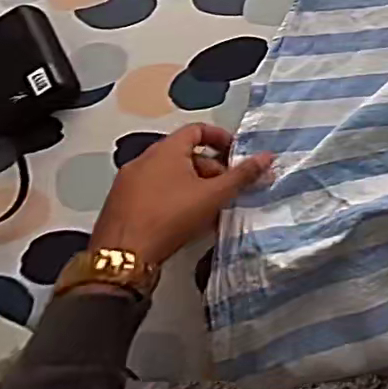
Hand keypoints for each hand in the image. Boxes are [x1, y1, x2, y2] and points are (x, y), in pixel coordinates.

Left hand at [88, 124, 275, 267]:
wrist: (121, 259)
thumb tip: (268, 156)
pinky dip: (173, 196)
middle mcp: (144, 159)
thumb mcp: (214, 196)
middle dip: (210, 167)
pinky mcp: (119, 204)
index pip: (197, 129)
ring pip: (169, 173)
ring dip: (193, 184)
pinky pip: (153, 190)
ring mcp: (128, 182)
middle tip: (226, 187)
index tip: (235, 154)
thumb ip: (242, 175)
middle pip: (184, 153)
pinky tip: (185, 220)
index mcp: (166, 150)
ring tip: (209, 207)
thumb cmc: (171, 217)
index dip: (220, 138)